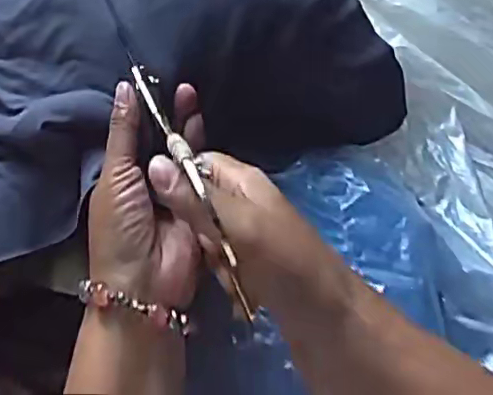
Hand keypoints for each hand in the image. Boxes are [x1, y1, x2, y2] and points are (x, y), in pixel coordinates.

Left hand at [86, 81, 202, 308]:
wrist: (147, 285)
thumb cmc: (119, 226)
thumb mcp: (116, 174)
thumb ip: (124, 132)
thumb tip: (123, 88)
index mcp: (121, 171)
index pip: (134, 131)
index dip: (144, 108)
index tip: (153, 80)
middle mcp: (147, 177)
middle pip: (160, 138)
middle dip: (169, 114)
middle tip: (181, 86)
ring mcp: (174, 190)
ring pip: (183, 152)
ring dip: (187, 126)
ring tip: (191, 95)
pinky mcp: (198, 204)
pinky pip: (201, 173)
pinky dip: (204, 152)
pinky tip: (204, 125)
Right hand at [148, 140, 336, 318]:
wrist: (340, 332)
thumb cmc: (291, 266)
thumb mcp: (242, 225)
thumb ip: (197, 198)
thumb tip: (153, 163)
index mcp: (242, 179)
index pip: (193, 160)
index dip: (174, 176)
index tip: (159, 201)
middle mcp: (242, 202)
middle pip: (194, 198)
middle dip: (191, 225)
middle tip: (205, 246)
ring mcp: (247, 236)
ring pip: (202, 234)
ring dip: (206, 256)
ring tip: (223, 273)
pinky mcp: (251, 267)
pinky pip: (217, 262)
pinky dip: (220, 276)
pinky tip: (232, 290)